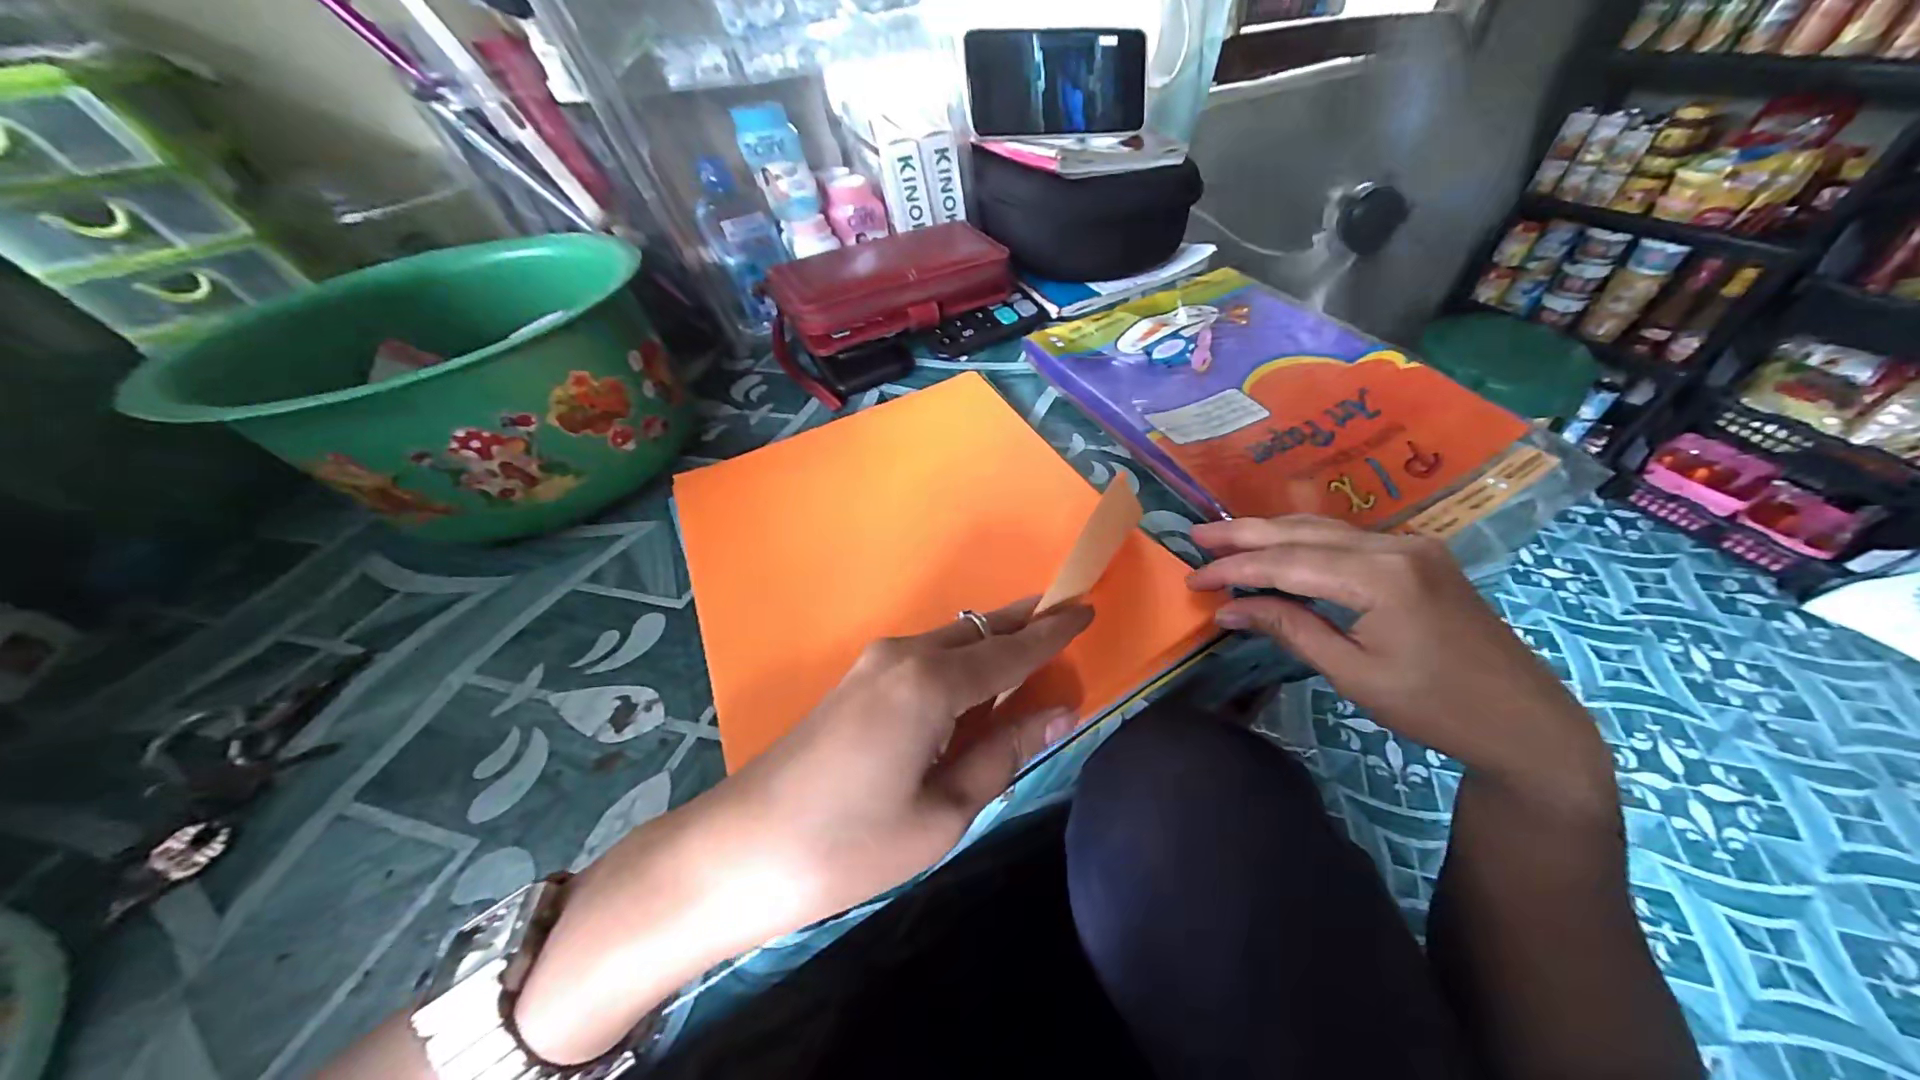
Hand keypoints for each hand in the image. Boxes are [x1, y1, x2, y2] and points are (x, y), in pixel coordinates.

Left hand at [513, 597, 1091, 1064]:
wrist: (739, 851)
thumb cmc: (851, 844)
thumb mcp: (944, 811)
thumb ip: (1004, 751)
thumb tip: (1059, 710)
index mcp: (932, 681)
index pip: (1012, 649)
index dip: (1055, 630)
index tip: (1089, 608)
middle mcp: (903, 655)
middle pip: (980, 631)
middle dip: (1024, 626)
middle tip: (1066, 626)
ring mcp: (872, 663)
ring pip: (951, 642)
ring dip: (991, 648)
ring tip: (1029, 667)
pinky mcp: (855, 681)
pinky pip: (924, 659)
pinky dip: (959, 666)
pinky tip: (972, 695)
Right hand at [1185, 515, 1614, 821]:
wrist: (1525, 720)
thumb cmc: (1435, 707)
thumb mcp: (1353, 673)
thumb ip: (1290, 629)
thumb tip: (1228, 611)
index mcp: (1382, 577)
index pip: (1288, 563)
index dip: (1235, 569)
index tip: (1194, 578)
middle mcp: (1396, 546)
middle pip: (1303, 532)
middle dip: (1245, 534)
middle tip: (1196, 535)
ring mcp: (1411, 546)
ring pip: (1324, 529)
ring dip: (1271, 533)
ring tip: (1224, 536)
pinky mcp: (1417, 556)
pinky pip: (1346, 540)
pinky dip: (1303, 542)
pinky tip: (1278, 547)